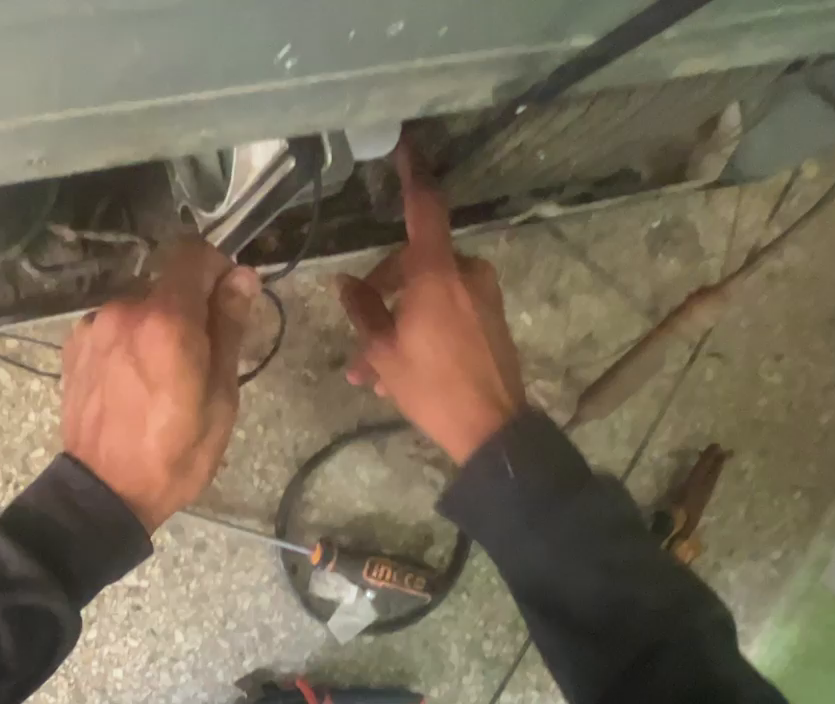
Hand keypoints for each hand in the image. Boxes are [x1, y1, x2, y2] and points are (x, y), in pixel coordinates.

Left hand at [61, 237, 260, 531]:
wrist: (106, 493)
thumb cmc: (176, 454)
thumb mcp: (221, 397)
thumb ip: (228, 328)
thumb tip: (241, 277)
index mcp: (166, 319)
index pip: (193, 252)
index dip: (216, 268)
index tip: (226, 301)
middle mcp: (123, 309)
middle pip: (165, 283)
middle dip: (187, 308)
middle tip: (198, 358)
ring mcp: (93, 327)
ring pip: (137, 307)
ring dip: (155, 327)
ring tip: (161, 378)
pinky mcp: (74, 348)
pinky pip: (112, 328)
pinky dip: (128, 342)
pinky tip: (131, 383)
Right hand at [334, 139, 526, 462]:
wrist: (490, 427)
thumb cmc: (431, 386)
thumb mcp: (384, 352)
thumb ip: (363, 311)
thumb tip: (344, 283)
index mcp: (437, 274)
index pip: (424, 209)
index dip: (412, 176)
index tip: (405, 146)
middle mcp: (465, 275)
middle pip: (415, 263)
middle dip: (382, 294)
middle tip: (358, 337)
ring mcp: (482, 298)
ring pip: (427, 296)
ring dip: (397, 323)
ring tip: (370, 370)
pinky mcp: (490, 321)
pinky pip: (446, 313)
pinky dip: (420, 331)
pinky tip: (397, 371)